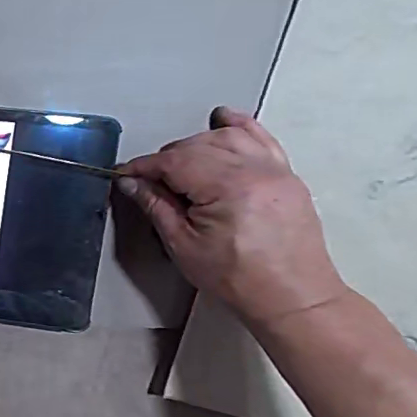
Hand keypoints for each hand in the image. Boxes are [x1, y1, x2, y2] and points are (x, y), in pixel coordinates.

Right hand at [116, 107, 349, 326]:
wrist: (292, 297)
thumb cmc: (236, 277)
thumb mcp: (182, 243)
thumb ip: (155, 205)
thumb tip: (130, 182)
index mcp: (229, 187)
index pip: (174, 161)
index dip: (143, 167)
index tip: (123, 175)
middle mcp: (256, 171)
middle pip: (198, 146)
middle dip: (167, 159)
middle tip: (148, 182)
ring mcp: (275, 171)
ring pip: (226, 138)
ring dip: (196, 144)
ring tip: (178, 165)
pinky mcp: (286, 176)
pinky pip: (262, 139)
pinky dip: (240, 127)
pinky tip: (223, 119)